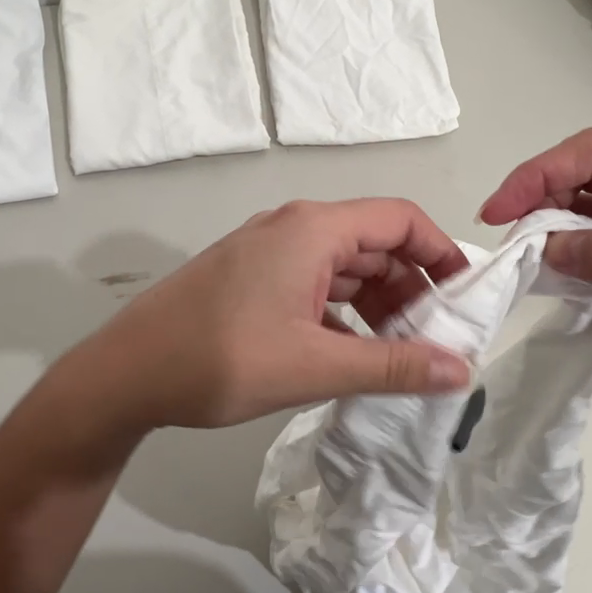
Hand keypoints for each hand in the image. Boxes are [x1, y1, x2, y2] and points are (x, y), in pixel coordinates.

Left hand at [50, 199, 473, 433]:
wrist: (126, 373)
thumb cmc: (220, 359)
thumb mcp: (314, 366)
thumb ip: (391, 366)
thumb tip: (460, 369)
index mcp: (312, 230)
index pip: (399, 220)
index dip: (442, 254)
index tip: (465, 301)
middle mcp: (291, 228)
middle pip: (373, 243)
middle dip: (411, 288)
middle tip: (434, 342)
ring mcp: (265, 252)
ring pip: (341, 267)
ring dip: (375, 304)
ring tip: (397, 356)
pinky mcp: (247, 278)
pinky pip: (311, 283)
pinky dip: (340, 311)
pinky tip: (347, 354)